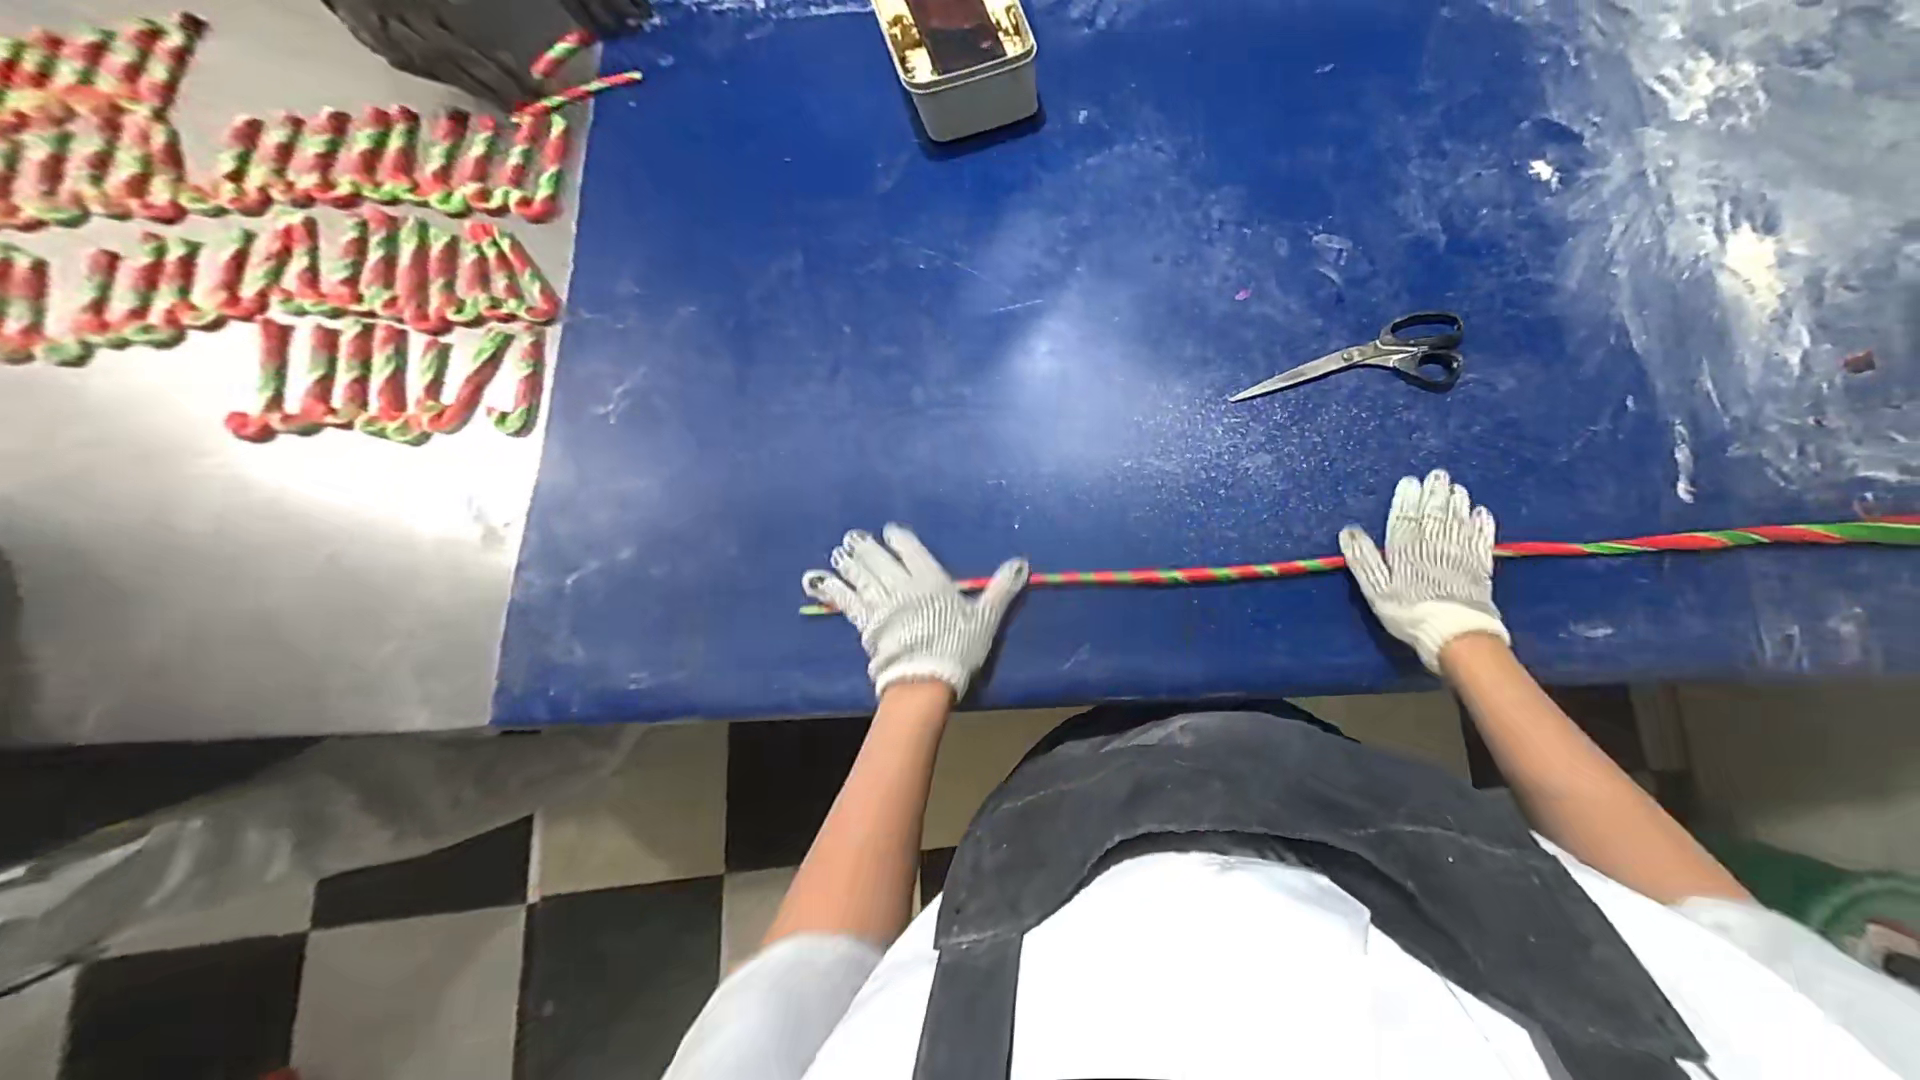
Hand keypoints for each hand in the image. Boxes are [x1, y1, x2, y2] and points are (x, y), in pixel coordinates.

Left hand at [802, 525, 1028, 698]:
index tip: (890, 532)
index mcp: (931, 579)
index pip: (911, 550)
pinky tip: (817, 579)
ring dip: (849, 562)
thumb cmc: (958, 646)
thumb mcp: (985, 617)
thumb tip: (1022, 563)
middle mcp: (902, 584)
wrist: (925, 677)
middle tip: (853, 538)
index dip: (899, 539)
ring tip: (839, 552)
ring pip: (861, 574)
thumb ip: (1001, 589)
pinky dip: (831, 588)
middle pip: (880, 559)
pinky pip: (845, 599)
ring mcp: (880, 602)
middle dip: (866, 547)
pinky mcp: (865, 622)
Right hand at [1338, 469, 1509, 673]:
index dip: (1406, 498)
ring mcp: (1460, 555)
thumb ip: (1363, 558)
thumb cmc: (1407, 612)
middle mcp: (1433, 546)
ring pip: (1457, 522)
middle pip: (1433, 514)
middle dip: (1434, 493)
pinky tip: (1481, 513)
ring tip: (1456, 488)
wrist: (1455, 633)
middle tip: (1438, 475)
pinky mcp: (1480, 567)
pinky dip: (1482, 525)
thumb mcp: (1375, 589)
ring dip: (1457, 503)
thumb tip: (1348, 530)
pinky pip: (1481, 540)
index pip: (1404, 517)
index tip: (1409, 481)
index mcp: (1405, 550)